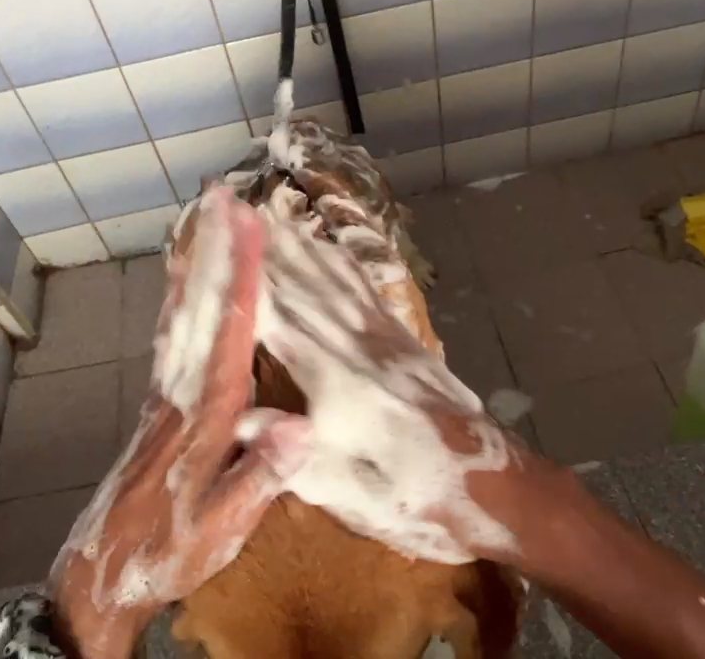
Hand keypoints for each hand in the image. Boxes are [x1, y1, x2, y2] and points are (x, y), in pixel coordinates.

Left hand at [48, 191, 308, 658]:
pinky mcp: (157, 398)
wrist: (103, 570)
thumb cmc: (170, 550)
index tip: (249, 227)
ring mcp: (164, 389)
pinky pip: (170, 331)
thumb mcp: (222, 528)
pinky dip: (180, 294)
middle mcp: (181, 388)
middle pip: (200, 306)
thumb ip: (259, 477)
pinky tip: (185, 281)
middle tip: (222, 195)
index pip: (229, 332)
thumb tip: (303, 428)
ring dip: (197, 260)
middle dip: (215, 247)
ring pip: (181, 312)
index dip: (242, 277)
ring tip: (205, 217)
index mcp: (204, 413)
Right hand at [253, 210, 531, 565]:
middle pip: (299, 285)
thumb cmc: (412, 495)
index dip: (242, 281)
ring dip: (295, 243)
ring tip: (267, 213)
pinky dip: (337, 259)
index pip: (275, 319)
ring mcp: (380, 335)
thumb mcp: (348, 495)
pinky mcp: (400, 336)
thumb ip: (293, 456)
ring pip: (329, 277)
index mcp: (334, 382)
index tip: (213, 248)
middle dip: (262, 246)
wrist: (490, 482)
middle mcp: (354, 345)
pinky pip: (362, 285)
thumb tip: (235, 421)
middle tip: (230, 210)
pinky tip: (325, 245)